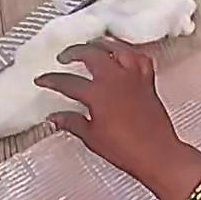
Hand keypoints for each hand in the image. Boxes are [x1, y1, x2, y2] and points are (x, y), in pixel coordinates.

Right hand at [34, 41, 185, 181]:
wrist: (157, 154)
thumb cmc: (128, 149)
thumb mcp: (92, 137)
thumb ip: (71, 122)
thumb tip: (56, 118)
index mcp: (98, 94)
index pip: (67, 82)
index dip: (51, 80)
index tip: (43, 80)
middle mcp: (116, 80)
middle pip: (91, 54)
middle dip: (74, 52)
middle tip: (64, 56)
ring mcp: (134, 78)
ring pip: (116, 48)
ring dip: (101, 44)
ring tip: (92, 45)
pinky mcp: (148, 82)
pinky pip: (140, 58)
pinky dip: (130, 53)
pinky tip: (125, 54)